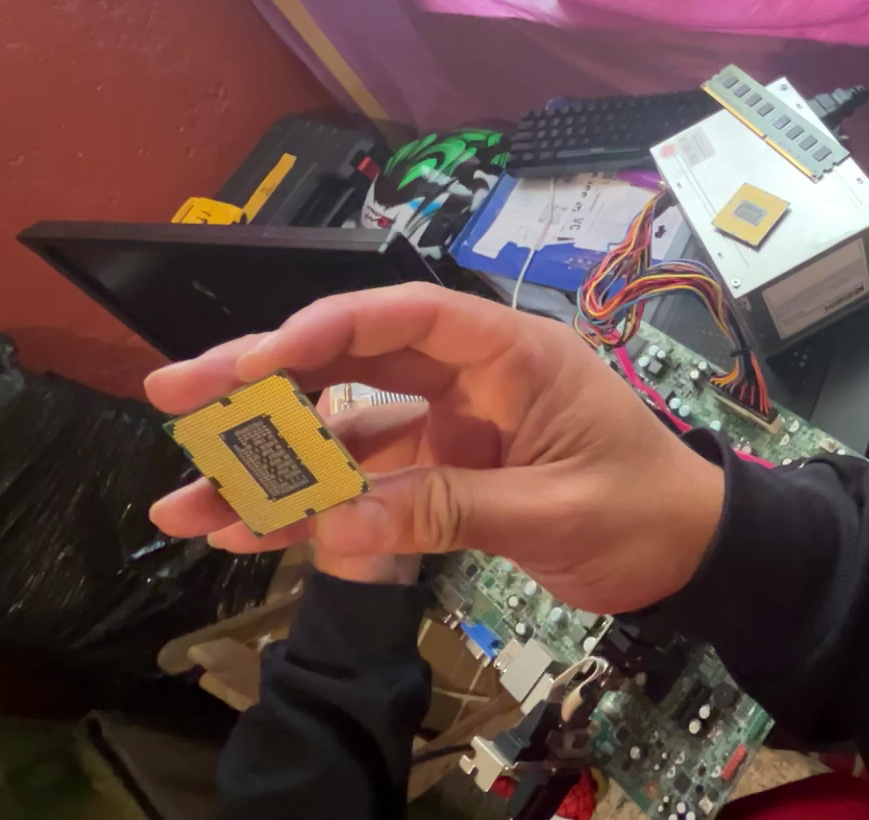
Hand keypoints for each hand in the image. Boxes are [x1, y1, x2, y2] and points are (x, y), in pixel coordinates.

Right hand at [144, 283, 724, 612]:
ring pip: (357, 429)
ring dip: (281, 460)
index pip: (416, 317)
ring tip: (190, 498)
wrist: (687, 551)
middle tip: (181, 395)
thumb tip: (337, 527)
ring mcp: (460, 426)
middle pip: (365, 364)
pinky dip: (322, 503)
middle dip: (275, 380)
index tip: (255, 357)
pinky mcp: (453, 472)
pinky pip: (376, 480)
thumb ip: (451, 509)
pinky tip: (257, 527)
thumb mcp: (555, 508)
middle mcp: (479, 379)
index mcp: (517, 357)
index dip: (332, 327)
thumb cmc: (644, 510)